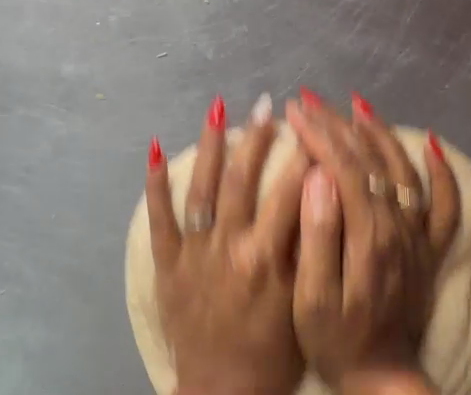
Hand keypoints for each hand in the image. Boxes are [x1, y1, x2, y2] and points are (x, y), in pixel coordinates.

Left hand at [148, 94, 310, 394]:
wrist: (224, 392)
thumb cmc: (274, 350)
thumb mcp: (302, 301)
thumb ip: (307, 247)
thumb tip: (318, 191)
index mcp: (267, 258)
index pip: (289, 193)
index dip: (303, 155)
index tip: (310, 123)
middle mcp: (229, 246)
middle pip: (244, 180)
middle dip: (258, 137)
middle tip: (270, 103)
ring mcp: (194, 252)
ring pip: (203, 187)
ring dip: (210, 145)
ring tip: (218, 107)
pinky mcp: (167, 262)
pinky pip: (158, 217)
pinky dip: (153, 182)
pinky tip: (152, 146)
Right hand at [287, 93, 460, 394]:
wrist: (383, 380)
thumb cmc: (335, 340)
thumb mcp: (311, 296)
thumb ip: (317, 233)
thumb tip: (318, 176)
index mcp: (367, 235)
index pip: (343, 167)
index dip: (318, 134)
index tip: (293, 111)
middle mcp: (398, 226)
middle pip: (370, 159)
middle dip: (337, 123)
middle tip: (309, 99)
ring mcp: (417, 236)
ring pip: (404, 169)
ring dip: (380, 133)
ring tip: (356, 104)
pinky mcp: (430, 249)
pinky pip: (445, 205)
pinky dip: (442, 173)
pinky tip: (431, 145)